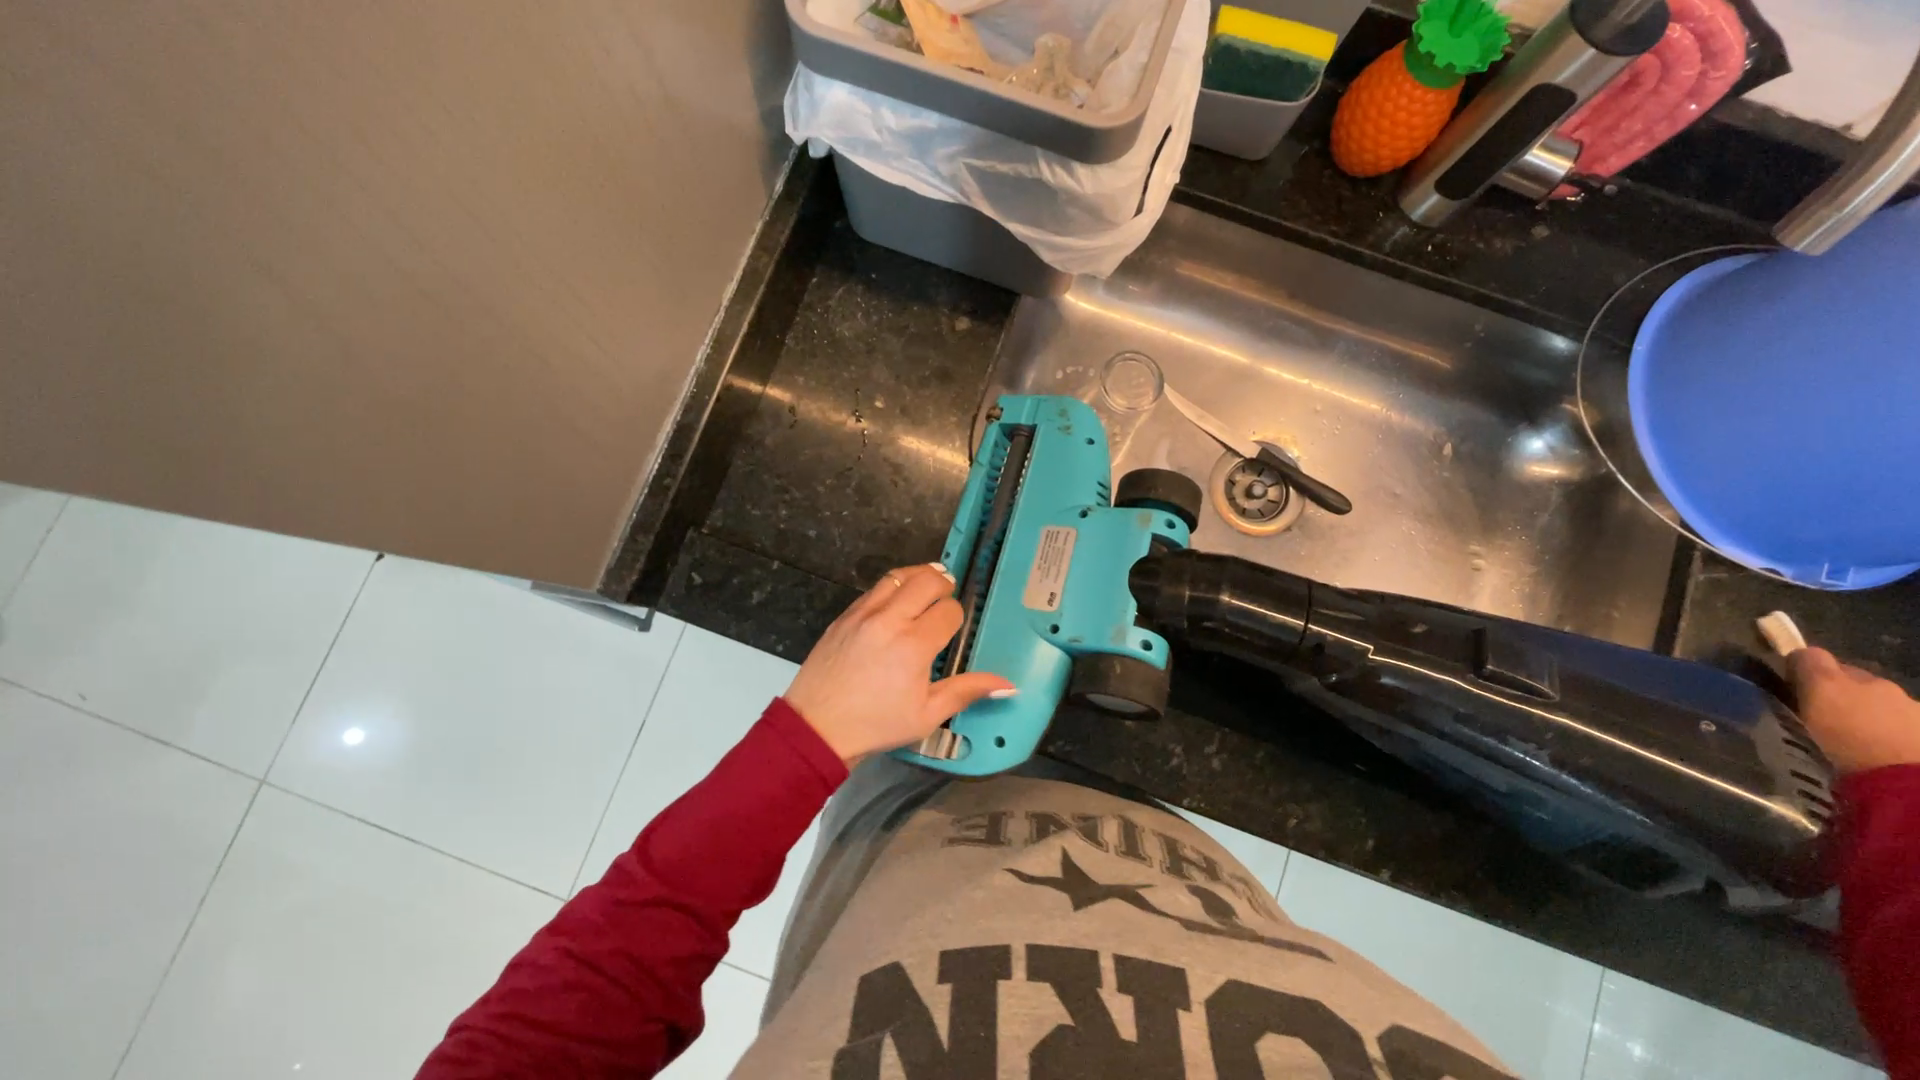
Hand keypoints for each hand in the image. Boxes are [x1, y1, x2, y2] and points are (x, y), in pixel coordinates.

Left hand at [784, 563, 1015, 766]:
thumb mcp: (927, 715)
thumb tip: (1009, 686)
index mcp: (914, 646)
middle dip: (944, 586)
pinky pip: (874, 589)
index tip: (952, 633)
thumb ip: (967, 691)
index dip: (957, 618)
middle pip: (928, 580)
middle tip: (946, 598)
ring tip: (927, 587)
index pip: (949, 611)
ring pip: (898, 576)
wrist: (816, 727)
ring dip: (918, 577)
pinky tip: (896, 601)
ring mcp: (863, 614)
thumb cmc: (876, 725)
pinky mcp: (844, 616)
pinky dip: (891, 587)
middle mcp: (890, 620)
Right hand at [1788, 647, 1919, 775]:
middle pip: (1850, 676)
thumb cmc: (1843, 751)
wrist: (1906, 783)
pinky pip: (1904, 716)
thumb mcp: (1802, 727)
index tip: (1793, 686)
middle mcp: (1871, 681)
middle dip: (1841, 691)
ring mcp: (1907, 702)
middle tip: (1829, 717)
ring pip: (1879, 697)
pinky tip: (1887, 749)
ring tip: (1863, 738)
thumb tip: (1794, 685)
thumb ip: (1799, 701)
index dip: (1800, 667)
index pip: (1809, 655)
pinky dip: (1894, 727)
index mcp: (1830, 680)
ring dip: (1870, 710)